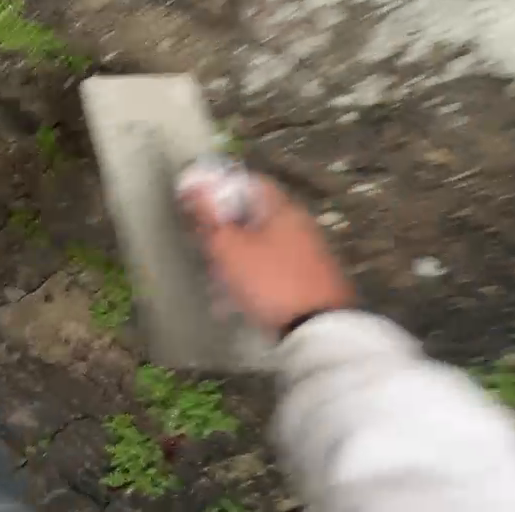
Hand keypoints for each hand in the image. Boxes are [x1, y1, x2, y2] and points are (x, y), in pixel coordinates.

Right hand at [181, 176, 355, 336]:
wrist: (320, 333)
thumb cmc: (268, 279)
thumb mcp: (226, 244)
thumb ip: (206, 213)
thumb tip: (193, 185)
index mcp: (282, 209)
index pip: (247, 181)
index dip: (218, 185)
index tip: (196, 199)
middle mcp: (301, 225)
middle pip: (252, 211)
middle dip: (223, 222)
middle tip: (201, 236)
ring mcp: (310, 253)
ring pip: (260, 239)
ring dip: (234, 248)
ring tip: (215, 269)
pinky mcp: (312, 278)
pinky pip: (272, 261)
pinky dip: (251, 267)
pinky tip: (236, 289)